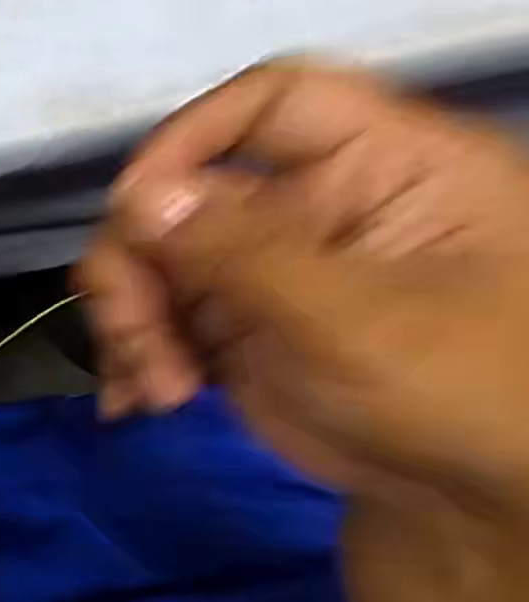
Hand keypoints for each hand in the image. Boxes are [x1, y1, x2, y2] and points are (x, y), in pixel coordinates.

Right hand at [77, 61, 528, 519]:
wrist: (475, 501)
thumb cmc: (468, 397)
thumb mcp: (355, 320)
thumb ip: (241, 250)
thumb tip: (136, 197)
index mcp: (377, 173)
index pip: (273, 100)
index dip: (191, 137)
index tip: (134, 208)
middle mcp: (303, 207)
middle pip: (171, 201)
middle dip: (133, 275)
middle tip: (139, 340)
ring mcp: (254, 266)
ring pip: (138, 263)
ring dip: (126, 327)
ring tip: (156, 389)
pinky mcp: (219, 318)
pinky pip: (140, 315)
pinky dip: (128, 357)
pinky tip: (143, 399)